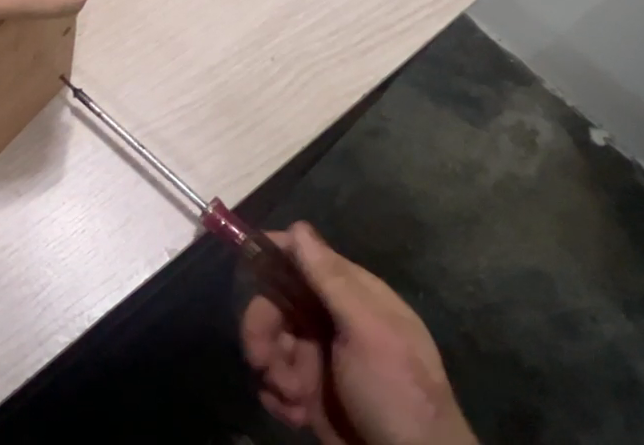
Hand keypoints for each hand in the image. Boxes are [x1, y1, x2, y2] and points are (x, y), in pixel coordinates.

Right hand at [242, 224, 476, 444]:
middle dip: (263, 330)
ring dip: (273, 371)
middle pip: (276, 303)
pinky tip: (296, 415)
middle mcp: (333, 321)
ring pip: (271, 343)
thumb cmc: (398, 394)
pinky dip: (278, 397)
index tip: (245, 259)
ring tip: (292, 400)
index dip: (274, 255)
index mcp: (353, 297)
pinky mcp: (310, 394)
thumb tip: (298, 227)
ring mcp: (320, 358)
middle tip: (259, 359)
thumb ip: (332, 281)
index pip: (305, 258)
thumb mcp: (369, 332)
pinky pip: (274, 381)